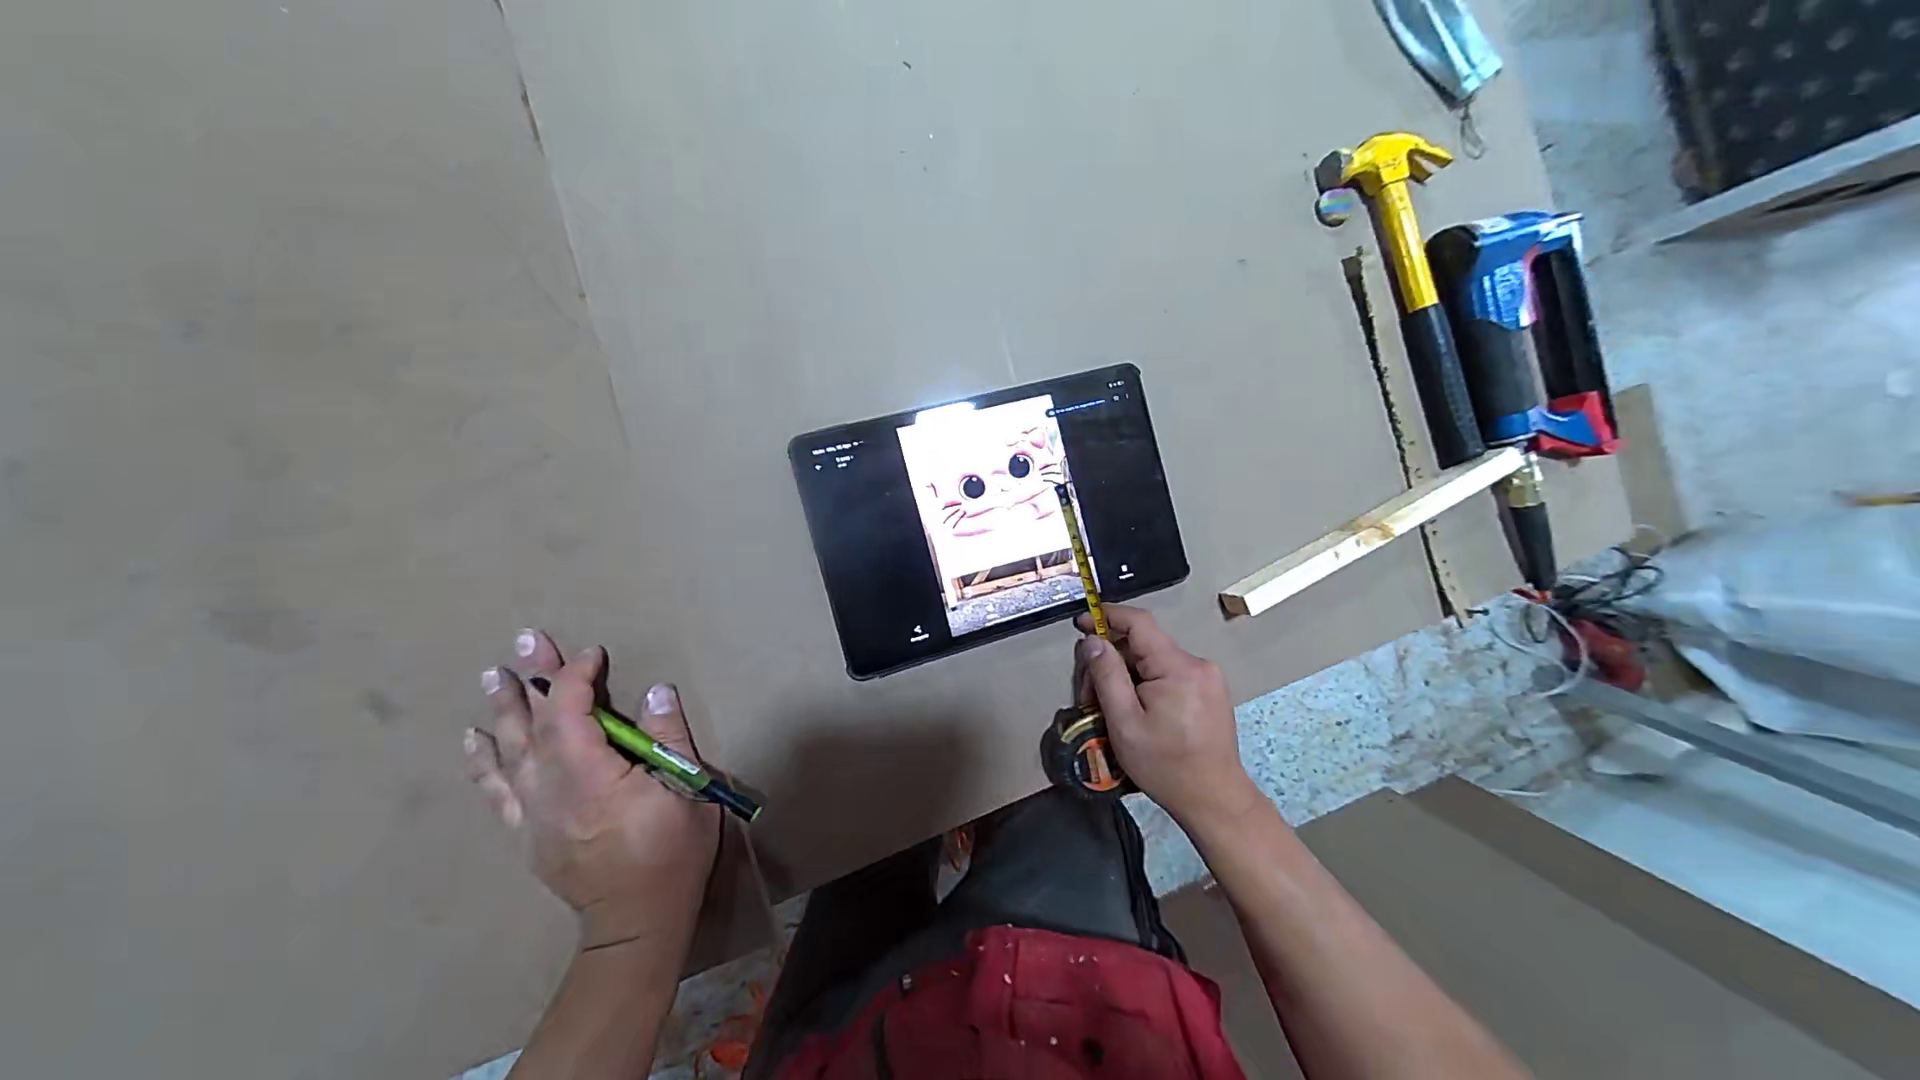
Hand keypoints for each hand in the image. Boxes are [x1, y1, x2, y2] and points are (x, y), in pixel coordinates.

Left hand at [463, 629, 719, 950]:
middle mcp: (550, 793)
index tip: (594, 654)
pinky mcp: (528, 832)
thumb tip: (656, 691)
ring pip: (510, 753)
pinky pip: (498, 791)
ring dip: (501, 710)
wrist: (637, 921)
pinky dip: (483, 762)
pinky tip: (473, 739)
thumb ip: (669, 739)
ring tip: (490, 675)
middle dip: (531, 679)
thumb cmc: (672, 853)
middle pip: (535, 726)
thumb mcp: (688, 792)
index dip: (576, 679)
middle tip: (524, 640)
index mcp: (590, 781)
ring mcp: (533, 815)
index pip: (571, 715)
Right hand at [1075, 605, 1259, 828]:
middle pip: (1144, 645)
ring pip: (1154, 661)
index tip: (1081, 623)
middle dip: (1111, 660)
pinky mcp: (1209, 691)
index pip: (1140, 622)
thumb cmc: (1165, 766)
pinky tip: (1133, 710)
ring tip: (1109, 708)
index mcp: (1178, 667)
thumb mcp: (1125, 723)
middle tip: (1088, 693)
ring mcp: (1207, 678)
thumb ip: (1107, 676)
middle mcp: (1197, 664)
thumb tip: (1093, 642)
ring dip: (1126, 675)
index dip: (1107, 616)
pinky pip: (1169, 674)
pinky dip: (1145, 683)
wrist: (1215, 800)